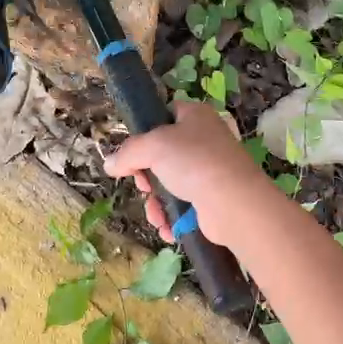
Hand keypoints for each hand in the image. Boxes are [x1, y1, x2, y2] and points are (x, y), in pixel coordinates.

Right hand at [103, 101, 274, 250]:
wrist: (233, 202)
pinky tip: (168, 228)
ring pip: (169, 184)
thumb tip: (109, 163)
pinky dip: (171, 218)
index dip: (145, 133)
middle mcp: (204, 139)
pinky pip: (182, 206)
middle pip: (162, 155)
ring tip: (157, 216)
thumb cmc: (193, 162)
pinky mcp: (211, 198)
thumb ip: (128, 152)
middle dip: (146, 177)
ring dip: (156, 204)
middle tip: (144, 187)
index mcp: (194, 116)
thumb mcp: (153, 146)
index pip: (164, 115)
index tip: (131, 155)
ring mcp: (209, 170)